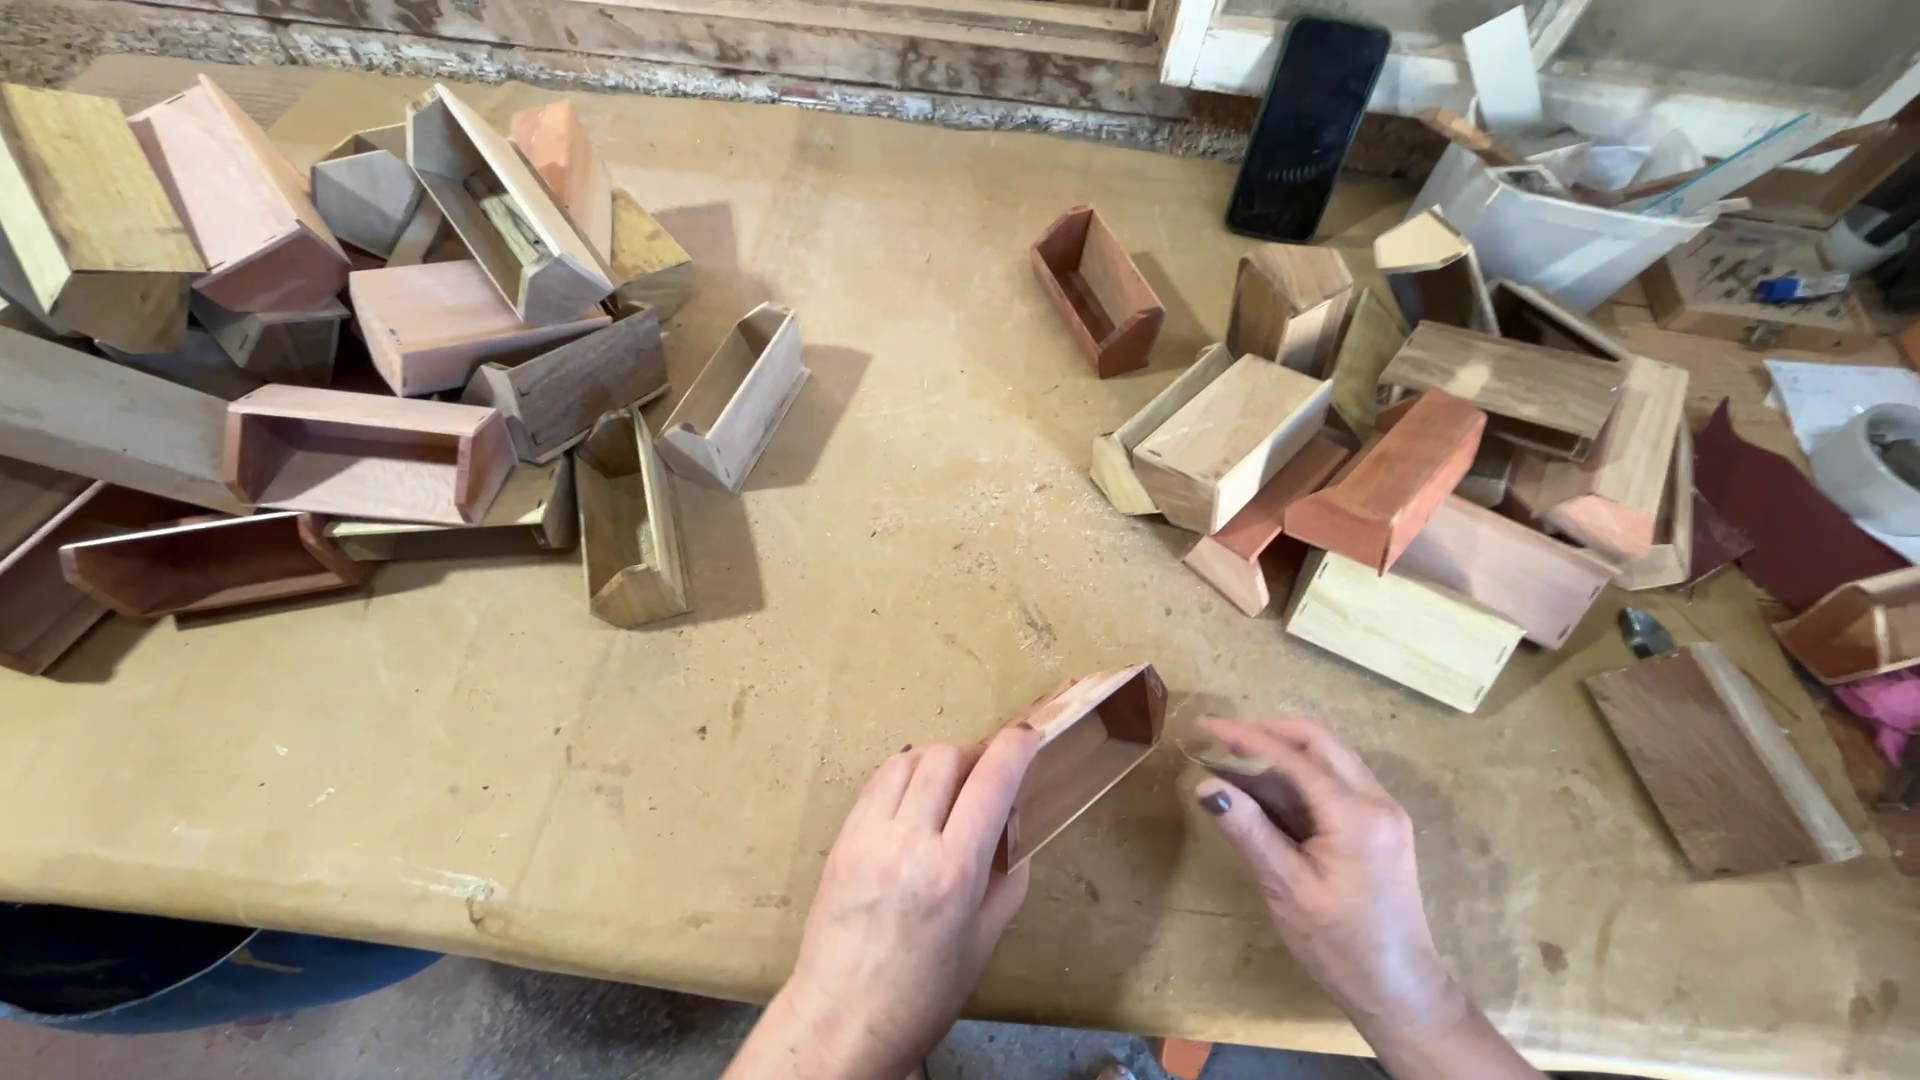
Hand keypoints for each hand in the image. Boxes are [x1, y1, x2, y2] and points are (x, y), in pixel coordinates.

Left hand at [725, 724, 1042, 1079]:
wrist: (841, 1021)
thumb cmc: (922, 995)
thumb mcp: (984, 943)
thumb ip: (1008, 879)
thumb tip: (1013, 830)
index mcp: (953, 873)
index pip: (990, 782)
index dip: (1014, 748)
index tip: (1027, 736)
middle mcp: (909, 843)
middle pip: (945, 757)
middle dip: (975, 754)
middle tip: (986, 774)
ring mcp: (868, 837)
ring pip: (908, 760)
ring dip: (937, 761)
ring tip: (948, 785)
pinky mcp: (842, 839)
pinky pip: (876, 783)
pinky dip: (903, 775)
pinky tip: (913, 796)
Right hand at [1193, 716, 1462, 1038]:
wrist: (1399, 991)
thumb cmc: (1340, 945)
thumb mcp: (1286, 889)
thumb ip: (1248, 830)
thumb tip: (1205, 784)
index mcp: (1357, 816)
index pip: (1294, 757)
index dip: (1246, 736)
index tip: (1206, 726)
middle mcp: (1376, 801)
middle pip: (1319, 740)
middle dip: (1268, 730)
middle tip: (1221, 736)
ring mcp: (1382, 810)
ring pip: (1329, 754)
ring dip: (1283, 748)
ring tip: (1236, 756)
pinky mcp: (1378, 823)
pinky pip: (1334, 778)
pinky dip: (1297, 771)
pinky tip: (1266, 786)